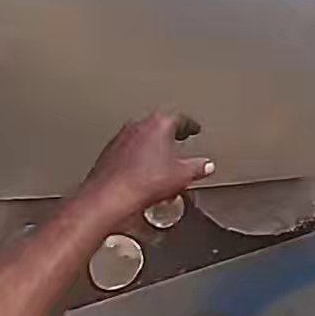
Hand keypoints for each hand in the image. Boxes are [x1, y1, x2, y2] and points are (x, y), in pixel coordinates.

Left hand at [75, 112, 214, 221]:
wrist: (111, 196)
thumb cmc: (143, 181)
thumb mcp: (183, 175)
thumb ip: (198, 167)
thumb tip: (206, 166)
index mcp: (159, 124)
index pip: (180, 119)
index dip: (190, 126)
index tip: (193, 129)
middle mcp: (138, 126)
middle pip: (159, 126)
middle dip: (170, 136)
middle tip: (179, 143)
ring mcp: (121, 139)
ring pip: (143, 138)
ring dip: (153, 148)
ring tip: (162, 164)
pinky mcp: (108, 154)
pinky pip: (129, 152)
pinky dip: (138, 159)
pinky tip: (143, 175)